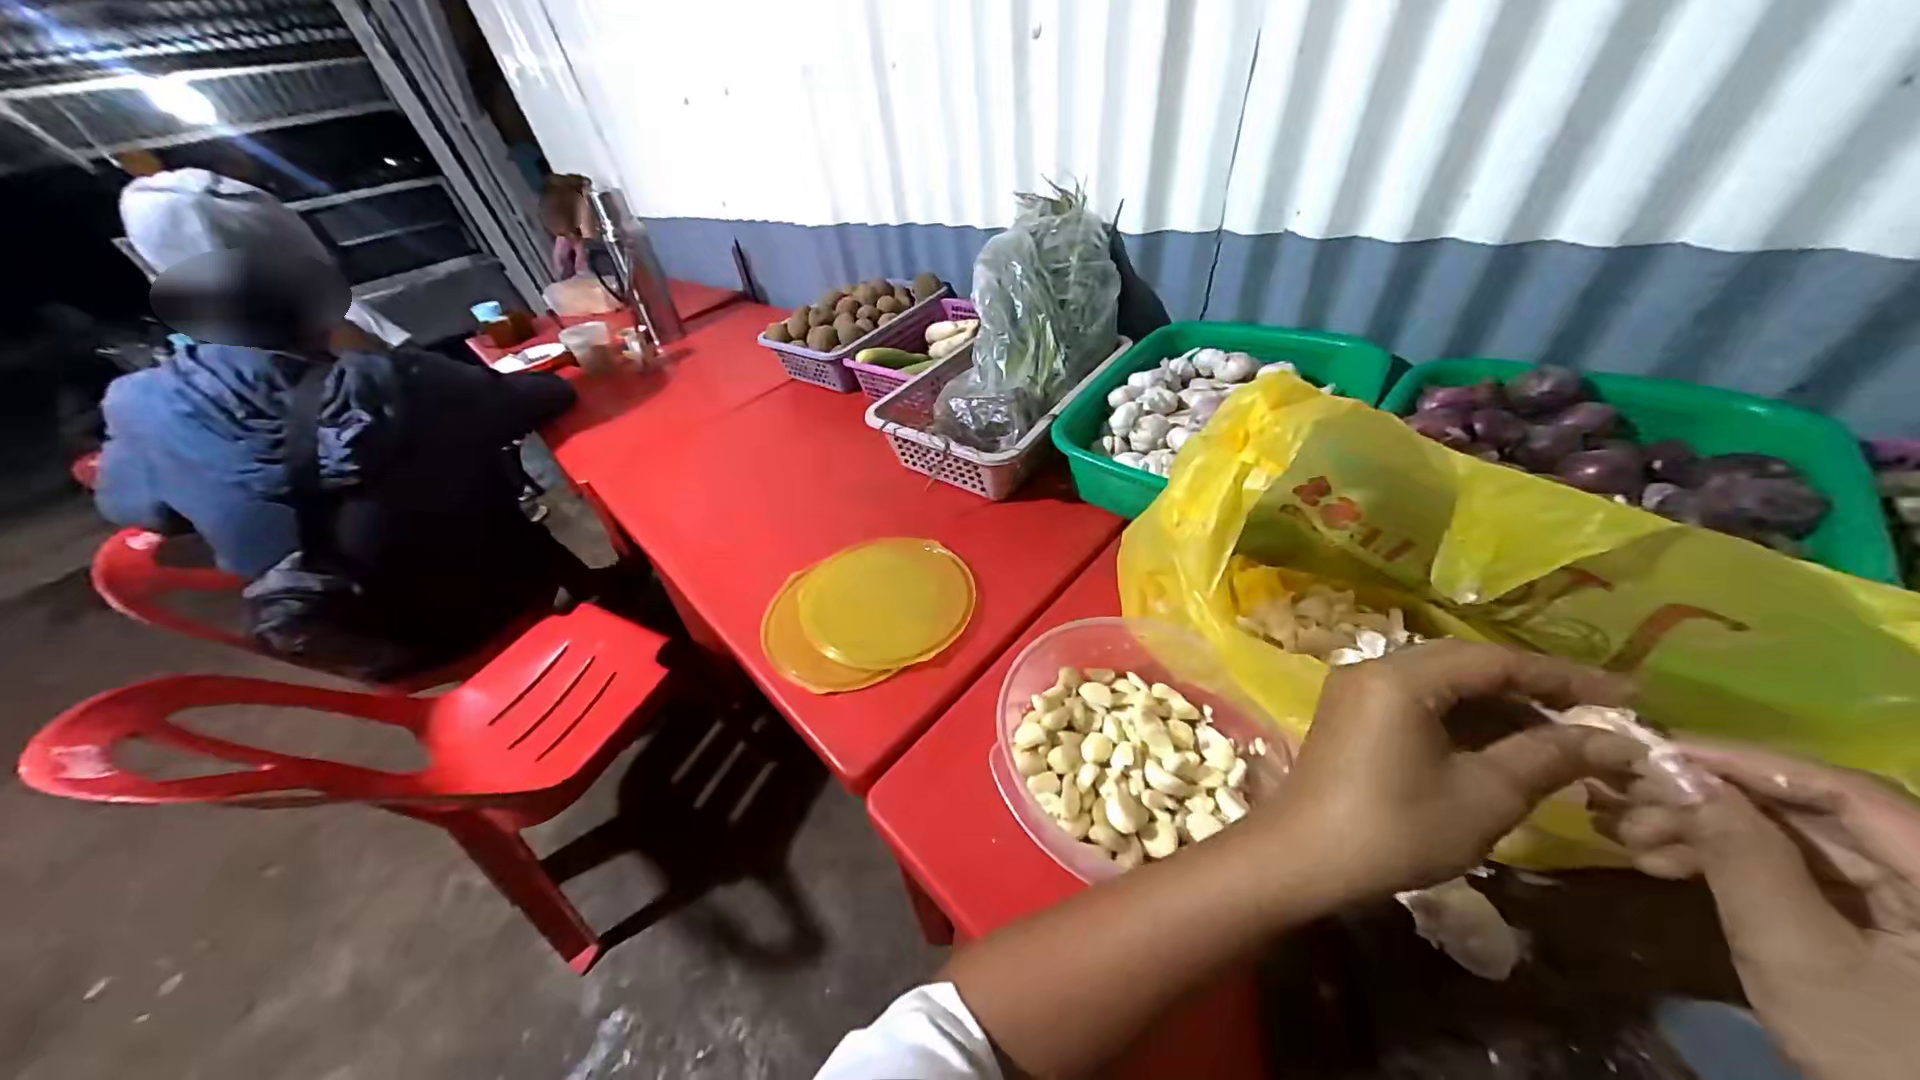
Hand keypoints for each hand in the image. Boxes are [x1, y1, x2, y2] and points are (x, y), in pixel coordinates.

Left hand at [1273, 640, 1645, 902]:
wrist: (1305, 855)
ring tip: (1562, 737)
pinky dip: (1460, 717)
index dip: (1562, 677)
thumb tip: (1614, 740)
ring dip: (1497, 705)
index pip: (1493, 659)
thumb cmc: (1395, 827)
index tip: (1627, 698)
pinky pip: (1415, 699)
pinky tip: (1503, 744)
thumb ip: (1547, 756)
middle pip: (1464, 663)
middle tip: (1598, 718)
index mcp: (1398, 677)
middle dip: (1532, 688)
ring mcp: (1355, 690)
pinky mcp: (1350, 712)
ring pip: (1439, 682)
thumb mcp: (1484, 794)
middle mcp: (1370, 669)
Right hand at [1598, 742, 1919, 1079]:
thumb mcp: (1795, 952)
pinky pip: (1802, 871)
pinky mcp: (1886, 924)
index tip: (1655, 752)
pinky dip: (1731, 863)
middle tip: (1626, 804)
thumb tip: (1677, 774)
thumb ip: (1742, 855)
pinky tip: (1666, 865)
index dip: (1745, 762)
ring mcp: (1914, 901)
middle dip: (1708, 804)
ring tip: (1632, 840)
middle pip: (1813, 813)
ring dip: (1707, 833)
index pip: (1844, 791)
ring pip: (1798, 839)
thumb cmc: (1875, 1049)